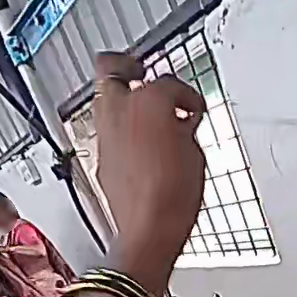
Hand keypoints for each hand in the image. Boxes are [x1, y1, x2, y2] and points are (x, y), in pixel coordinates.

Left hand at [91, 52, 206, 291]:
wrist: (149, 231)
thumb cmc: (173, 197)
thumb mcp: (195, 157)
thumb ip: (184, 131)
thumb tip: (180, 128)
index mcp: (150, 102)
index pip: (169, 83)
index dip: (186, 94)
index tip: (192, 107)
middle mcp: (120, 112)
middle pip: (111, 67)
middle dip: (128, 65)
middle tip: (142, 72)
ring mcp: (106, 135)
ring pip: (104, 100)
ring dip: (123, 100)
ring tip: (144, 114)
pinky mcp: (100, 160)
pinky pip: (108, 133)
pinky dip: (122, 131)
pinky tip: (140, 145)